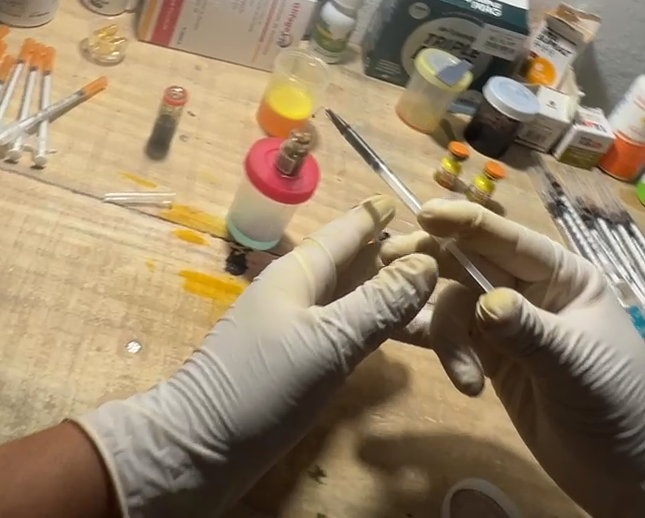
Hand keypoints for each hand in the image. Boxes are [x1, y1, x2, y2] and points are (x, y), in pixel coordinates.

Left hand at [76, 197, 437, 517]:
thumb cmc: (262, 382)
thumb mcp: (327, 341)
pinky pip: (346, 329)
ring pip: (353, 298)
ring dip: (389, 296)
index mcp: (301, 270)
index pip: (345, 231)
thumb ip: (377, 303)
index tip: (400, 200)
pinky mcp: (298, 360)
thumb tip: (424, 262)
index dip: (374, 217)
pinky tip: (395, 336)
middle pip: (354, 263)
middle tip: (442, 256)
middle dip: (394, 257)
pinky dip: (375, 326)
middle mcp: (300, 289)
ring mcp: (297, 325)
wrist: (201, 444)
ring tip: (433, 297)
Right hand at [384, 200, 644, 517]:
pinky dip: (440, 348)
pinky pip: (454, 338)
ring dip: (448, 336)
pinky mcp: (491, 356)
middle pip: (469, 262)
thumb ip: (529, 332)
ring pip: (455, 304)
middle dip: (432, 264)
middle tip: (389, 263)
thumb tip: (485, 305)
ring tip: (466, 379)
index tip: (424, 215)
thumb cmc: (621, 409)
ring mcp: (507, 323)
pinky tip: (435, 362)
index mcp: (561, 275)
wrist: (633, 482)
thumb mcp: (578, 367)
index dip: (464, 223)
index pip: (506, 239)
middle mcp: (529, 289)